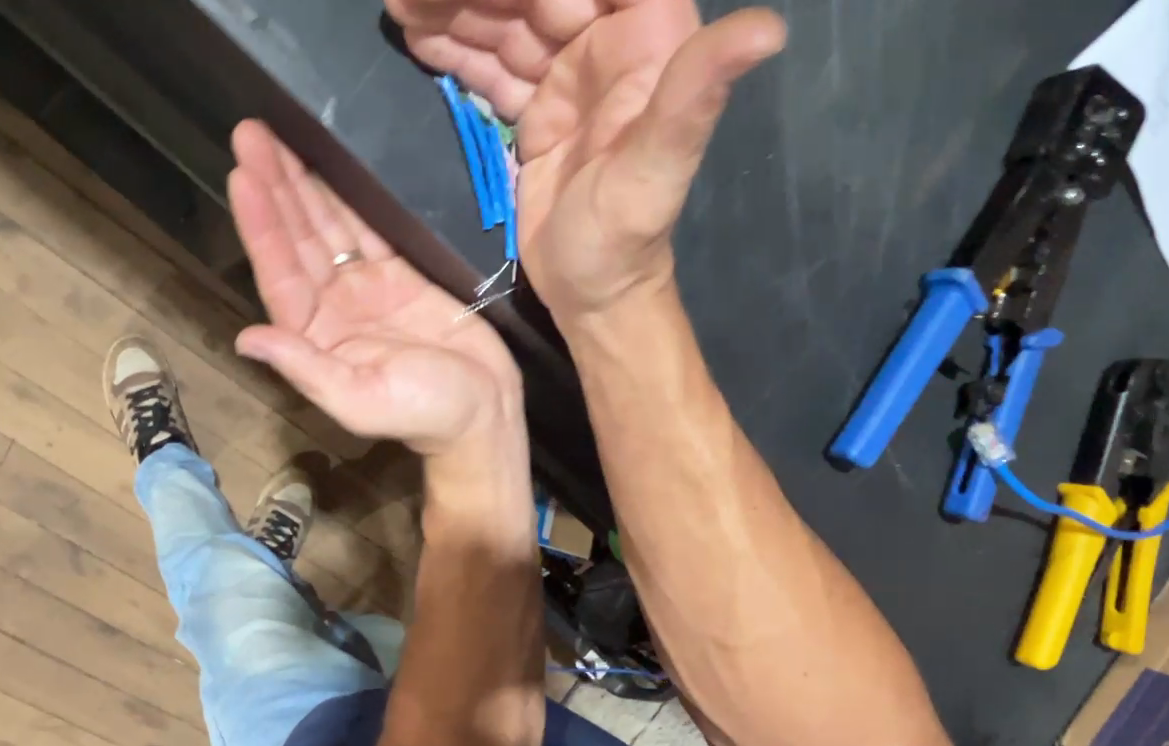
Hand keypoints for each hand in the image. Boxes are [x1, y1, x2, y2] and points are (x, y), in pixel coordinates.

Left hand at [226, 120, 524, 463]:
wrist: (483, 413)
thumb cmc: (423, 414)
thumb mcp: (358, 400)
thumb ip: (304, 369)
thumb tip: (247, 340)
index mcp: (316, 338)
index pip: (280, 274)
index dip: (261, 226)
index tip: (245, 176)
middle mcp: (332, 309)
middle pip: (297, 242)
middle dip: (275, 190)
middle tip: (252, 135)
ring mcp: (365, 290)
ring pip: (329, 228)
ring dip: (304, 185)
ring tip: (279, 137)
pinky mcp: (399, 276)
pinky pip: (368, 229)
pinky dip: (350, 198)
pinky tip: (332, 165)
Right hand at [387, 0, 784, 320]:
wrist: (592, 294)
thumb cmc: (625, 239)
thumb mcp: (656, 172)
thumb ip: (693, 97)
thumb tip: (767, 29)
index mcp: (649, 41)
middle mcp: (607, 46)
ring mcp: (568, 78)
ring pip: (507, 25)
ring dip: (454, 12)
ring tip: (400, 2)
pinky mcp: (536, 110)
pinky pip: (493, 68)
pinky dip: (454, 53)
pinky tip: (416, 34)